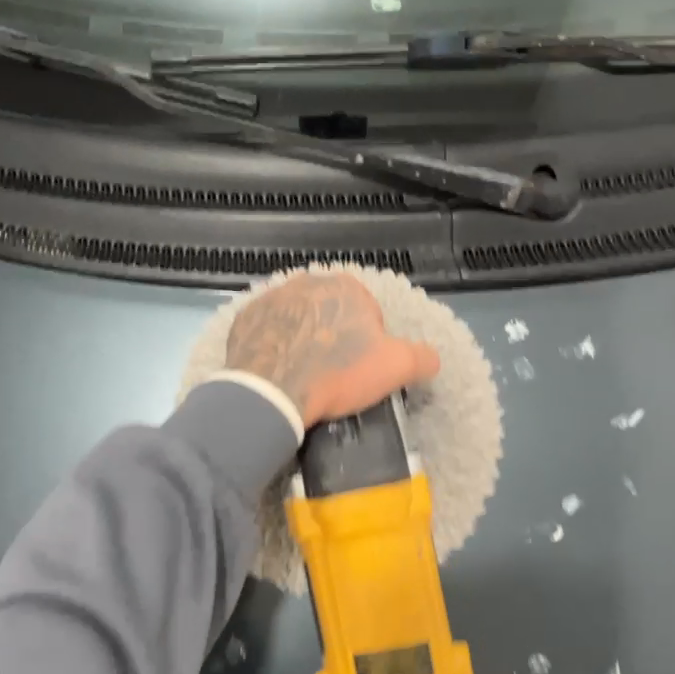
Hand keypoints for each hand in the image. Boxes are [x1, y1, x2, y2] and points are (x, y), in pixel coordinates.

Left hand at [225, 273, 440, 427]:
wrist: (271, 392)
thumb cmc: (338, 373)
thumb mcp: (398, 367)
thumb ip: (423, 357)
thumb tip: (431, 358)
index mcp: (347, 285)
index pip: (368, 313)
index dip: (369, 342)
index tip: (362, 369)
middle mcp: (307, 281)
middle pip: (330, 313)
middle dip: (334, 337)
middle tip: (334, 375)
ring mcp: (270, 298)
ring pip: (297, 320)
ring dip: (302, 340)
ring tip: (304, 376)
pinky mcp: (243, 320)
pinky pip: (266, 332)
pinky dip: (273, 346)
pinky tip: (277, 372)